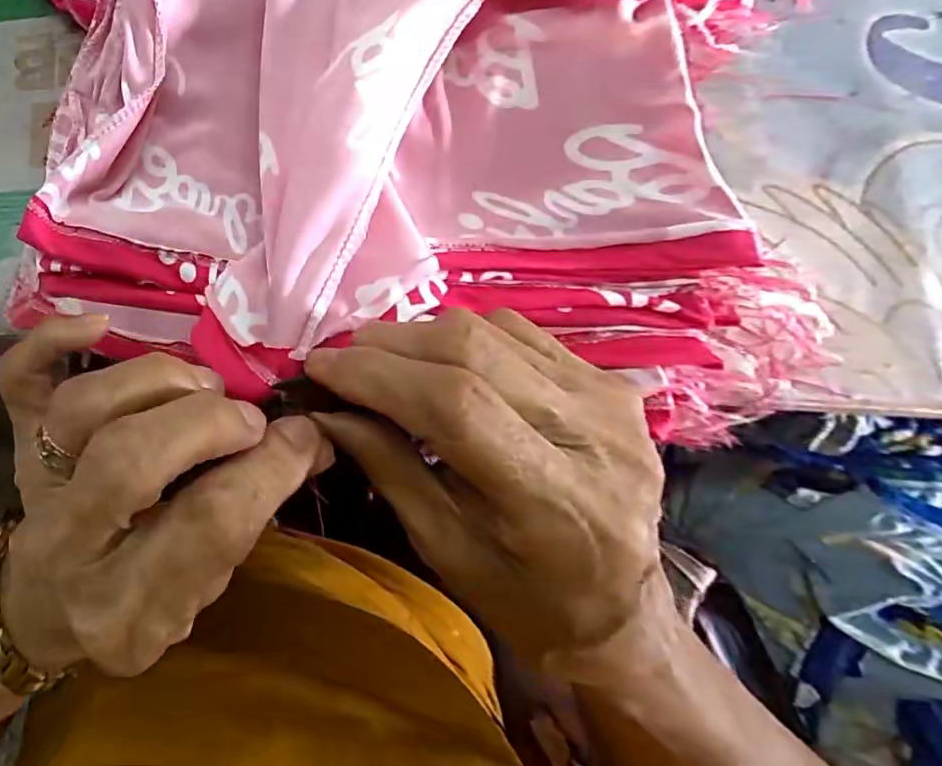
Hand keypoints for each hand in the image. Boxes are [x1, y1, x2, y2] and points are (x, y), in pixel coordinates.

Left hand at [0, 316, 329, 676]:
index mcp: (125, 606)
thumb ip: (241, 523)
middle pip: (128, 459)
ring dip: (154, 380)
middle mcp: (68, 541)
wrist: (43, 603)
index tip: (301, 435)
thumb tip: (303, 440)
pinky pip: (16, 378)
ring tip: (202, 385)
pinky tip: (100, 325)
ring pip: (80, 408)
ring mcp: (33, 481)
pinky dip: (51, 340)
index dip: (263, 471)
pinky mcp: (14, 439)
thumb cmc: (132, 604)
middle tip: (247, 415)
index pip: (203, 529)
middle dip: (203, 423)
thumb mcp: (194, 595)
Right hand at [304, 309, 665, 672]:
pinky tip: (434, 361)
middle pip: (469, 350)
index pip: (453, 403)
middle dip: (385, 346)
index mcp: (553, 498)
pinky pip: (512, 329)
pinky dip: (455, 335)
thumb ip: (384, 465)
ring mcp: (608, 400)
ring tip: (378, 360)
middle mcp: (594, 436)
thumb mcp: (440, 545)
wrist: (622, 612)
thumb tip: (325, 408)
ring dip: (413, 335)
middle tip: (338, 360)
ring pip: (485, 329)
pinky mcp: (608, 382)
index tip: (318, 367)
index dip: (375, 374)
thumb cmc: (522, 596)